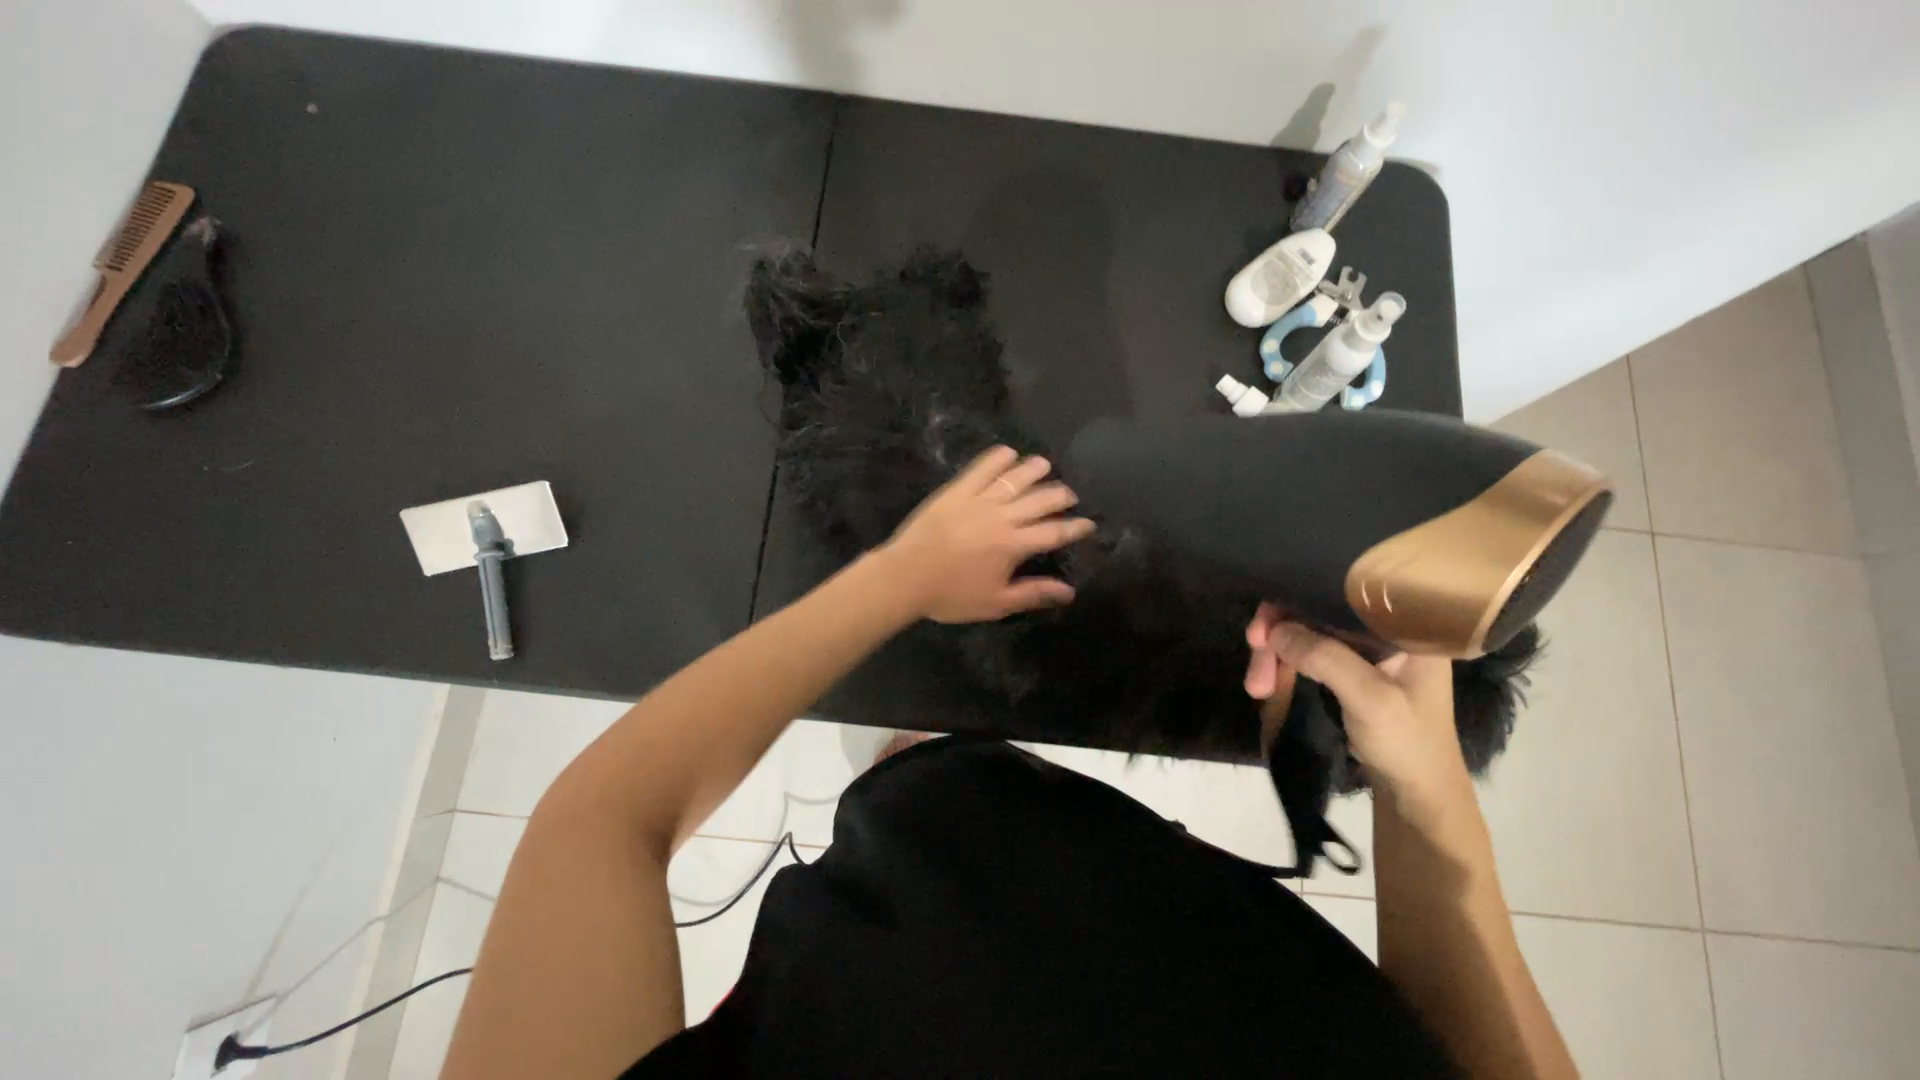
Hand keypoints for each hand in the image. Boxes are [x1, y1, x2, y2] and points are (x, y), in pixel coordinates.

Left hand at [880, 446, 1096, 623]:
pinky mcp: (956, 491)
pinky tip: (1009, 453)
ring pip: (1014, 478)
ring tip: (1046, 465)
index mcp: (1014, 545)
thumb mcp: (996, 602)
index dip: (1075, 527)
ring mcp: (978, 500)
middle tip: (1070, 495)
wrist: (906, 577)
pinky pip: (981, 469)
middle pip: (1040, 500)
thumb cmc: (951, 595)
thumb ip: (1033, 593)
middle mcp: (1001, 517)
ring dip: (1034, 470)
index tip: (1088, 523)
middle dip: (1060, 495)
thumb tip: (1069, 591)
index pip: (1054, 532)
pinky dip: (997, 458)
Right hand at [1245, 603, 1469, 802]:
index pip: (1343, 591)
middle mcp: (1386, 628)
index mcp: (1406, 625)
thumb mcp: (1371, 701)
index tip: (1265, 627)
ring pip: (1308, 633)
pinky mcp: (1352, 669)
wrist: (1417, 795)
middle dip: (1279, 634)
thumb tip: (1275, 630)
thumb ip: (1326, 659)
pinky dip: (1285, 666)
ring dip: (1276, 655)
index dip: (1298, 600)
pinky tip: (1268, 687)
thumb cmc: (1409, 746)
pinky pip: (1310, 653)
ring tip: (1256, 688)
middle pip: (1318, 611)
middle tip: (1254, 665)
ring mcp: (1368, 649)